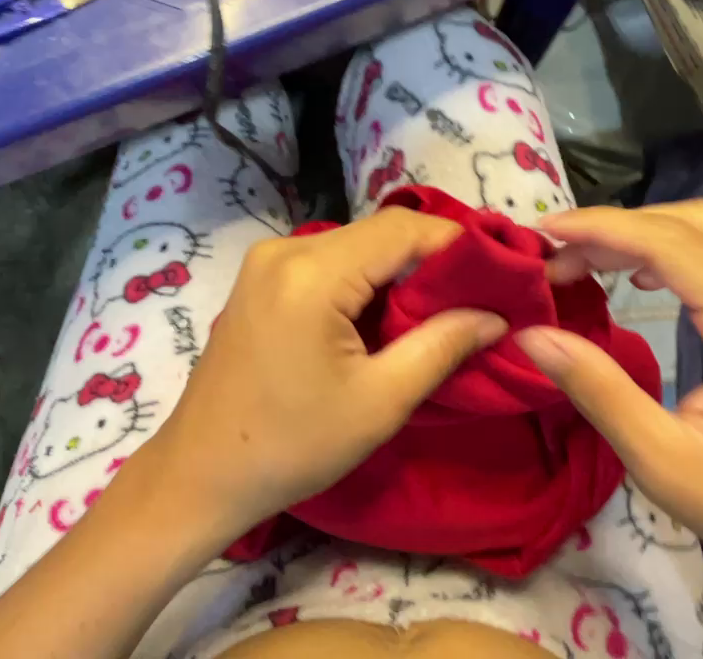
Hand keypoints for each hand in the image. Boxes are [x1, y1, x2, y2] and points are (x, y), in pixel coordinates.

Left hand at [140, 207, 507, 534]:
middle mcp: (286, 249)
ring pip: (353, 244)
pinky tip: (387, 311)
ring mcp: (267, 261)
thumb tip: (494, 315)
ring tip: (441, 305)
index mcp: (313, 273)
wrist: (201, 472)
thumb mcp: (379, 402)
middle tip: (478, 293)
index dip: (456, 243)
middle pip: (376, 232)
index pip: (402, 230)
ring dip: (397, 269)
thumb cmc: (292, 445)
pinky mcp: (260, 279)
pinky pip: (326, 260)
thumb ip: (441, 346)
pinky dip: (363, 277)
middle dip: (430, 257)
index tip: (501, 271)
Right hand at [517, 201, 702, 610]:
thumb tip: (530, 335)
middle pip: (690, 224)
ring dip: (644, 234)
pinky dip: (673, 252)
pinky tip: (641, 279)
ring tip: (587, 261)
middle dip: (616, 227)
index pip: (670, 244)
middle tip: (557, 257)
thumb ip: (597, 389)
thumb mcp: (665, 463)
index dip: (600, 227)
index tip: (543, 231)